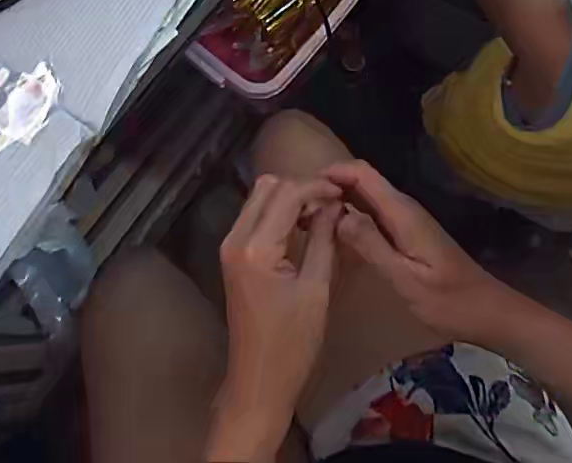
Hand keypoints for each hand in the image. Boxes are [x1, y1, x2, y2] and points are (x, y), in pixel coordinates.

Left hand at [210, 175, 341, 461]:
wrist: (257, 385)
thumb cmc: (292, 345)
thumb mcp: (316, 290)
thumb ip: (323, 239)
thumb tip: (334, 205)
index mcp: (256, 247)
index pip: (286, 194)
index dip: (316, 187)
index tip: (341, 192)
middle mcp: (236, 238)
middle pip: (267, 186)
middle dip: (300, 186)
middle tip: (330, 202)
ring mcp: (230, 244)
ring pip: (260, 197)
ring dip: (289, 196)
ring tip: (320, 211)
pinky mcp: (233, 253)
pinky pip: (256, 214)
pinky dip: (279, 210)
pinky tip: (302, 224)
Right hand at [323, 160, 526, 349]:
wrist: (487, 311)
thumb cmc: (448, 300)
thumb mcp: (406, 280)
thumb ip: (372, 246)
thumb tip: (338, 215)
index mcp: (401, 212)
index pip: (362, 173)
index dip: (333, 171)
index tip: (305, 187)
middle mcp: (402, 206)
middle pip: (361, 179)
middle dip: (330, 184)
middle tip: (300, 205)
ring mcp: (404, 218)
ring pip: (365, 195)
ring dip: (339, 198)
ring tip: (310, 216)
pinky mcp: (406, 230)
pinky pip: (373, 211)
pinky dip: (351, 213)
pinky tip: (336, 231)